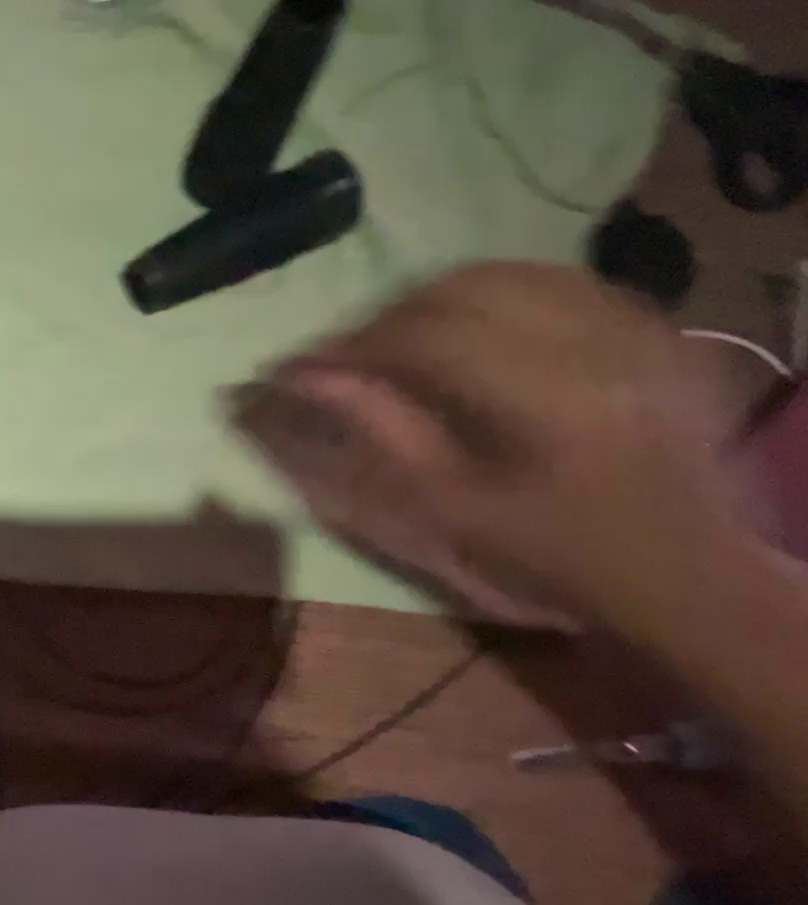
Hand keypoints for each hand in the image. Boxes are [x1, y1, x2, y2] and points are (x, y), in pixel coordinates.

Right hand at [234, 261, 757, 626]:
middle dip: (383, 319)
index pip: (423, 339)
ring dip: (429, 302)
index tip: (292, 367)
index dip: (349, 346)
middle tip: (338, 358)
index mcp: (546, 399)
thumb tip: (304, 379)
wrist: (675, 565)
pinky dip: (487, 296)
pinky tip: (459, 328)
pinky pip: (549, 280)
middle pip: (458, 293)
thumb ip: (376, 428)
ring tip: (390, 342)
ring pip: (502, 276)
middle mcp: (593, 342)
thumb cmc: (546, 551)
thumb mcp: (446, 505)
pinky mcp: (644, 324)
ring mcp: (627, 325)